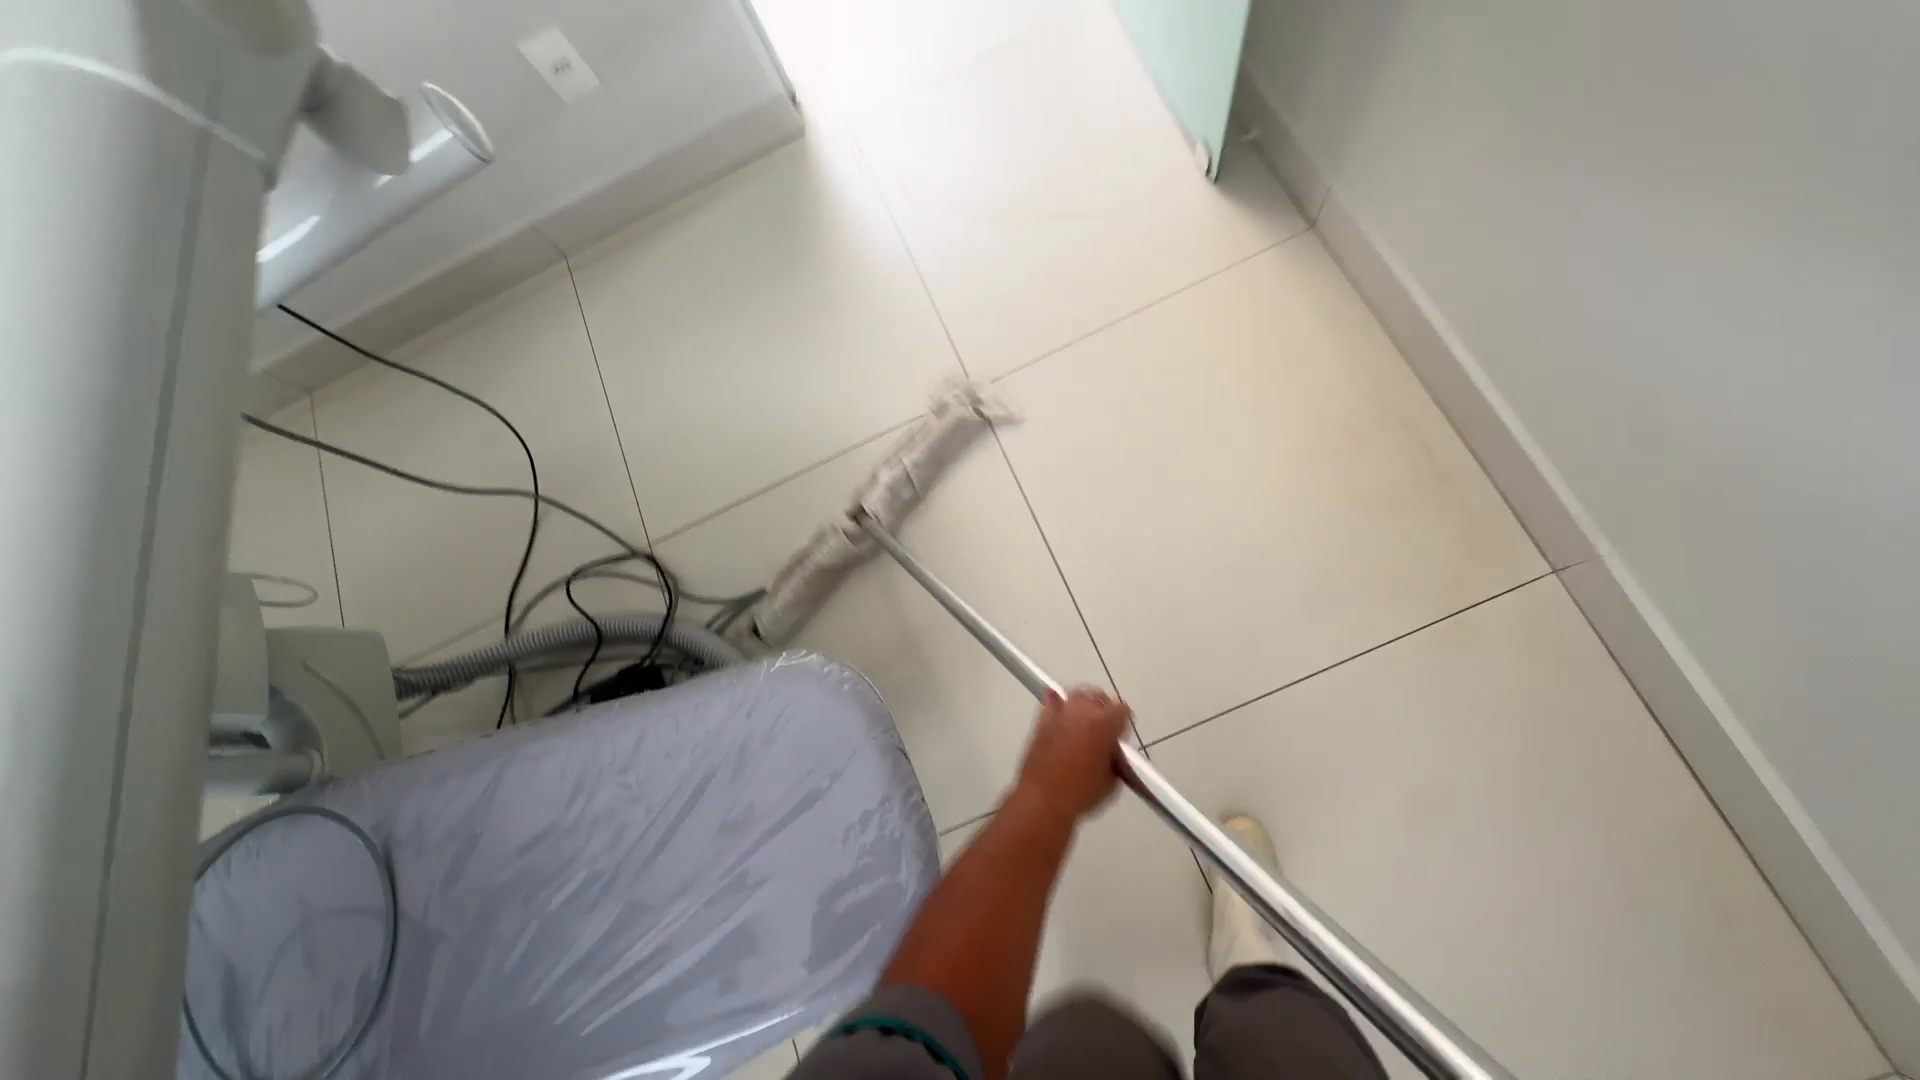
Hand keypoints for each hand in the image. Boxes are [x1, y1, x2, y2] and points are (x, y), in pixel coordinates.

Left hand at [1013, 688, 1130, 820]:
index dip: (1123, 723)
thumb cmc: (1082, 792)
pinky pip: (1052, 701)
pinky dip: (1058, 705)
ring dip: (1083, 705)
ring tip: (1083, 722)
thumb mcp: (1112, 780)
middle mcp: (1084, 711)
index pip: (1122, 709)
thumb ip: (1115, 758)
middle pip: (1099, 697)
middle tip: (1103, 729)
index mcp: (1106, 723)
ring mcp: (1061, 712)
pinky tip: (1061, 715)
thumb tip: (1113, 752)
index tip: (1120, 735)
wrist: (1044, 798)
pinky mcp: (1042, 719)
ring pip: (1077, 695)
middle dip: (1104, 710)